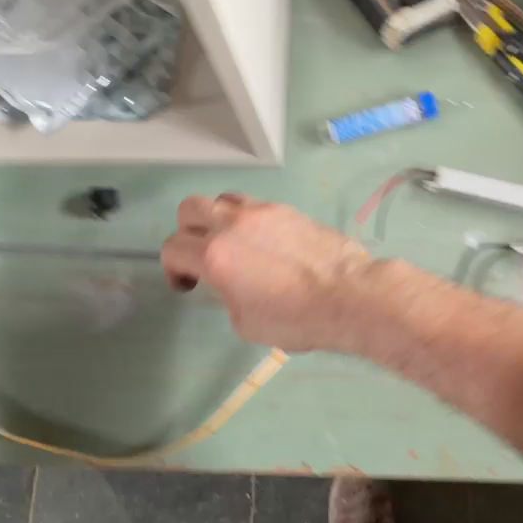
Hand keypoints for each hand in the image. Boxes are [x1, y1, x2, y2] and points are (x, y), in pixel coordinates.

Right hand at [161, 193, 377, 352]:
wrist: (350, 295)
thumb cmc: (297, 318)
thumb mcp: (247, 323)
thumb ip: (227, 295)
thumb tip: (231, 284)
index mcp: (215, 255)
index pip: (173, 248)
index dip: (173, 269)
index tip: (189, 286)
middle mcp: (233, 224)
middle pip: (190, 209)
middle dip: (188, 233)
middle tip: (202, 257)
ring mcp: (263, 211)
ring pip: (223, 199)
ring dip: (218, 219)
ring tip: (234, 244)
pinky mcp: (288, 209)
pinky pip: (255, 204)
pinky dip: (248, 219)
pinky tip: (265, 242)